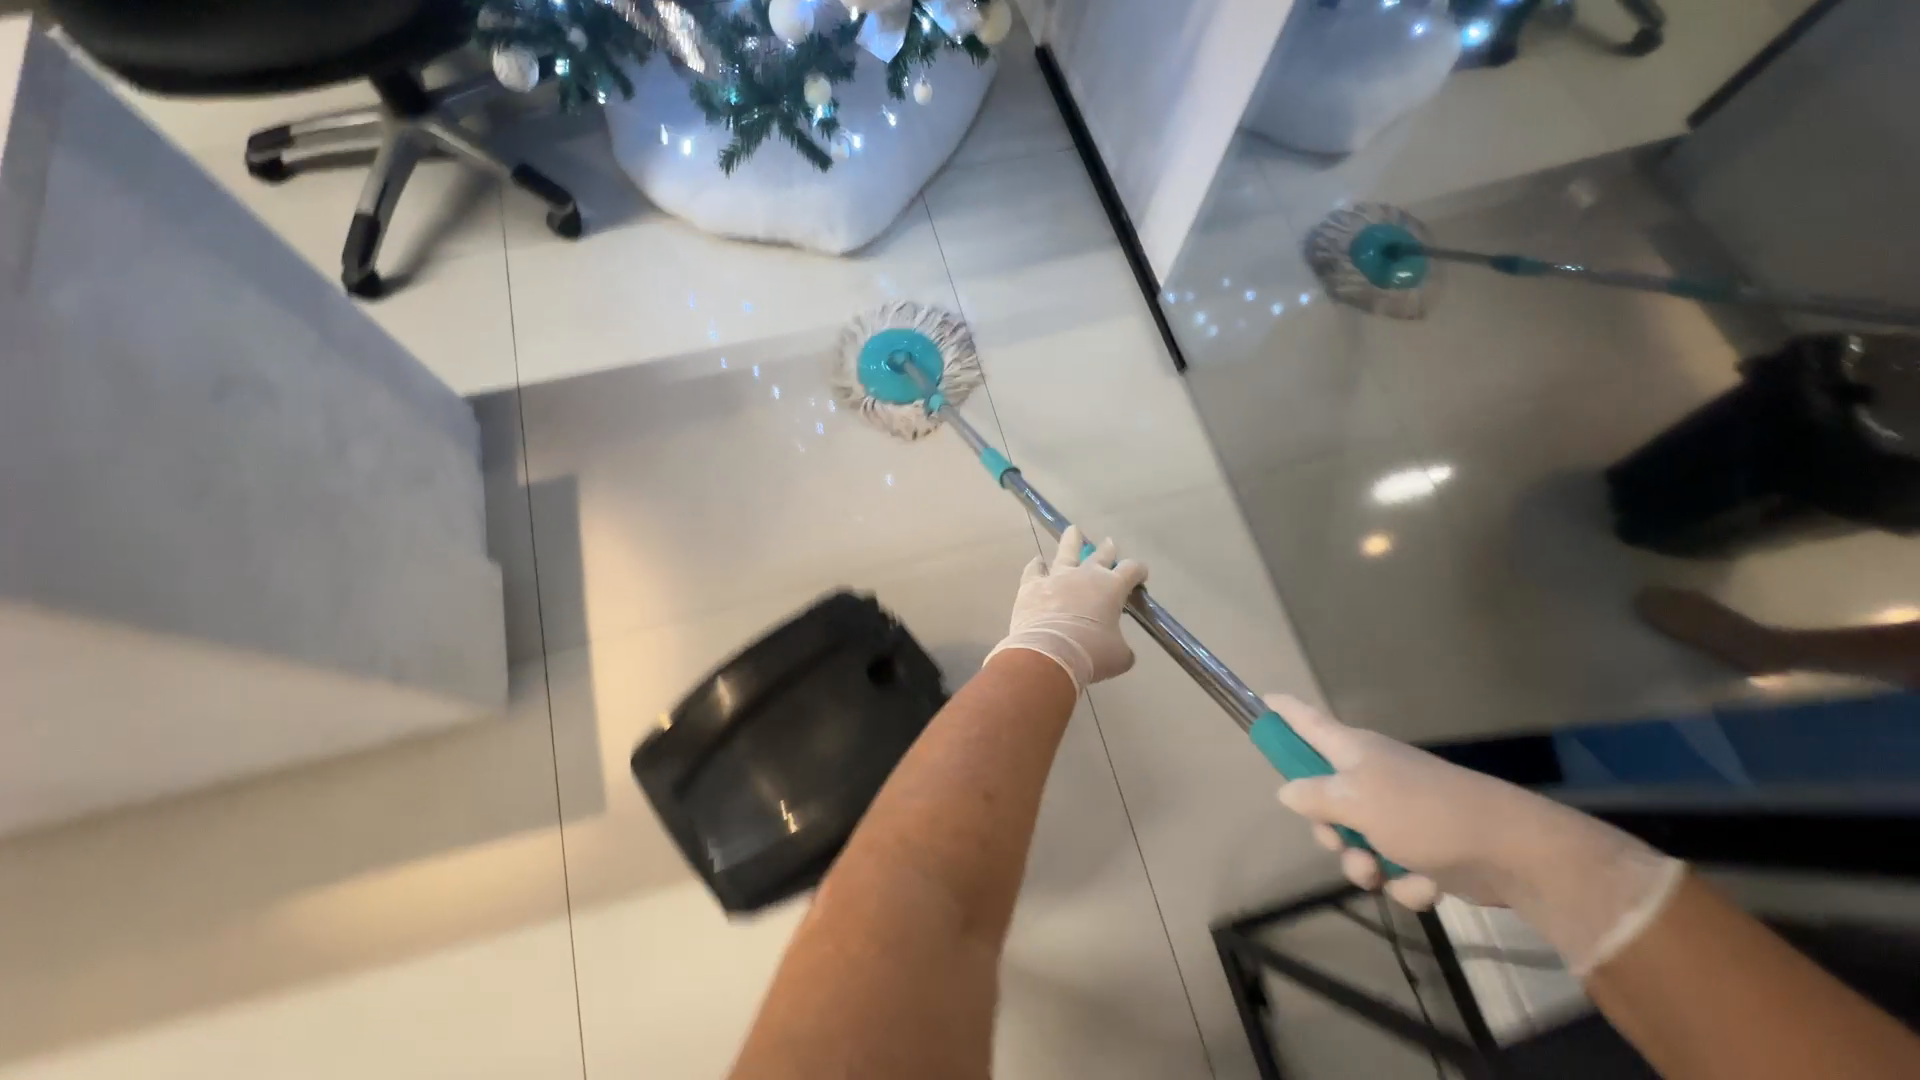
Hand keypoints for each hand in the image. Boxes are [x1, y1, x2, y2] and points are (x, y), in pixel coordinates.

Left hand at [986, 526, 1147, 691]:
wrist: (1050, 654)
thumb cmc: (1092, 654)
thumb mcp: (1119, 656)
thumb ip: (1122, 648)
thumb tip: (1122, 652)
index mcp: (1112, 587)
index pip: (1132, 570)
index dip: (1138, 571)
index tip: (1140, 575)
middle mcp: (1085, 575)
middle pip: (1100, 556)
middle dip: (1108, 550)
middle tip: (1110, 543)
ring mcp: (1057, 578)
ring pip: (1066, 552)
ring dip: (1071, 541)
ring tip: (1073, 530)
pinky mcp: (1031, 587)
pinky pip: (1034, 571)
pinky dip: (1036, 566)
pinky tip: (1037, 561)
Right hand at [1267, 694, 1685, 976]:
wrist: (1510, 853)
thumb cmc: (1423, 813)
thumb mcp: (1355, 801)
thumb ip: (1314, 796)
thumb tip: (1287, 791)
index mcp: (1355, 752)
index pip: (1308, 721)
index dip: (1284, 711)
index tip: (1263, 699)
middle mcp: (1375, 777)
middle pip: (1325, 797)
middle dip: (1327, 829)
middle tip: (1337, 840)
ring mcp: (1400, 813)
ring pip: (1356, 841)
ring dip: (1363, 864)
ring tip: (1382, 873)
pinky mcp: (1425, 848)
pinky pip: (1393, 867)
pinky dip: (1405, 881)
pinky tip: (1425, 884)